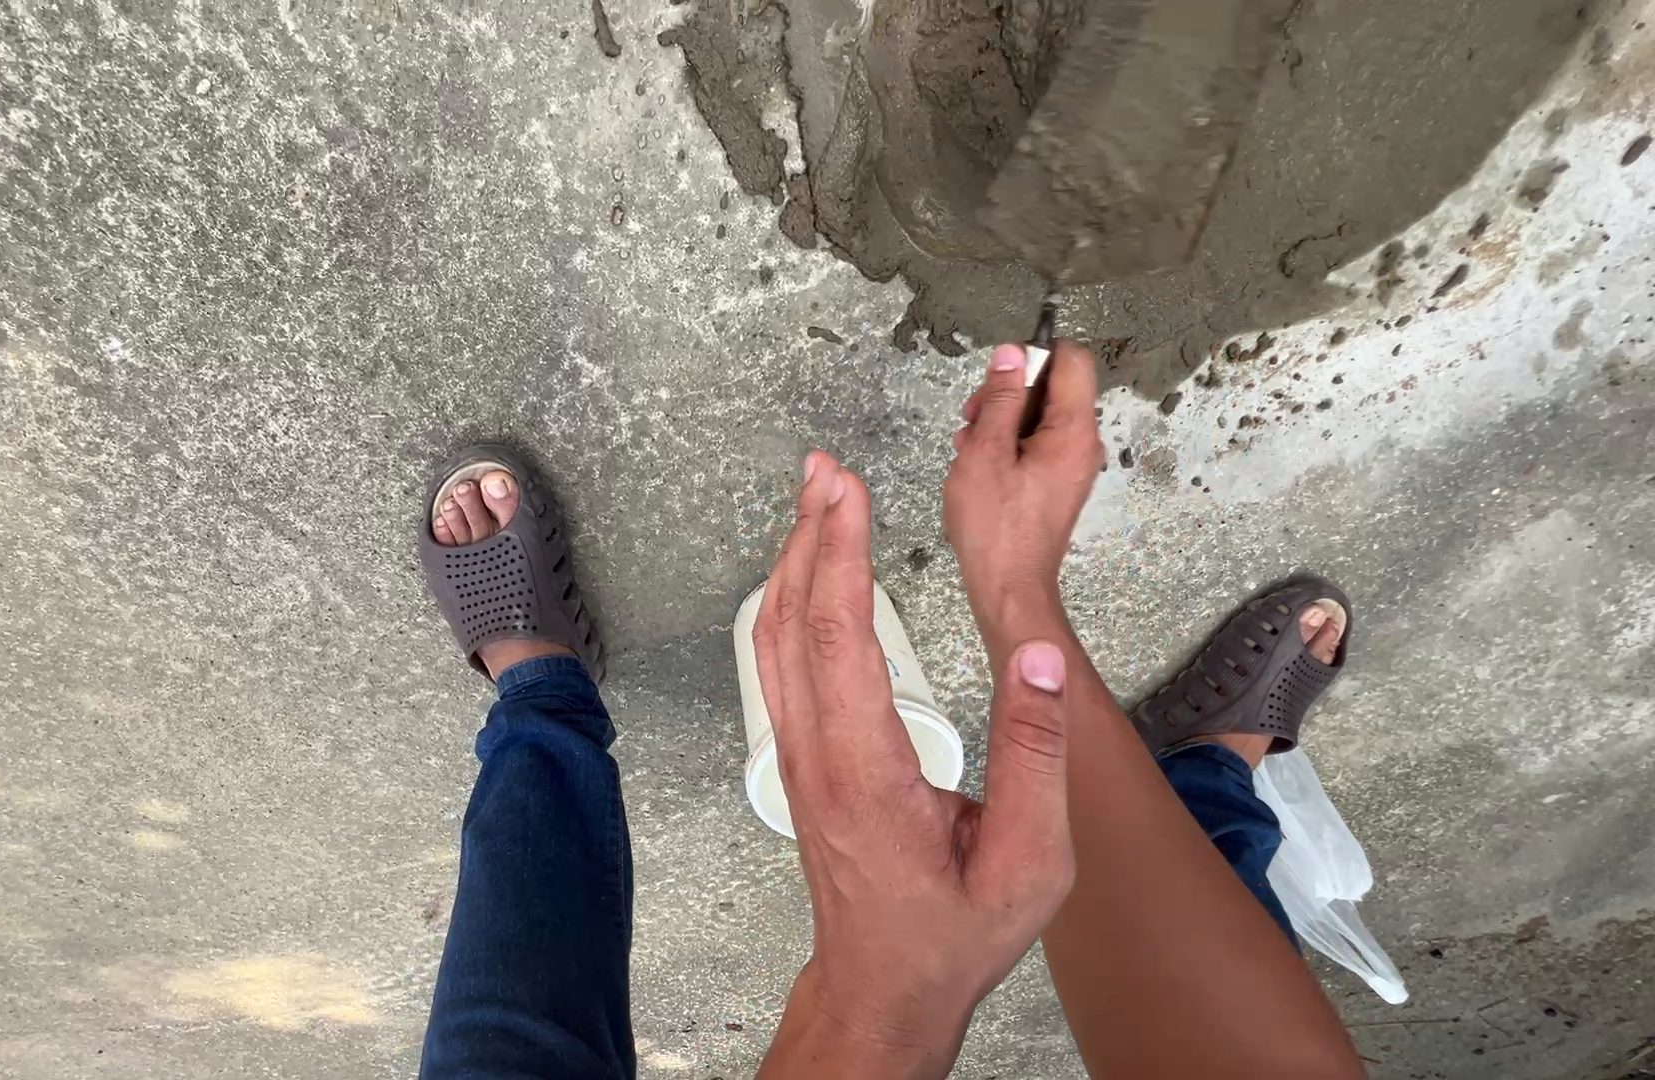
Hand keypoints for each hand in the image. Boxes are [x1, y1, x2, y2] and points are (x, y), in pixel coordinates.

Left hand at [754, 452, 1074, 1078]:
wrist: (880, 982)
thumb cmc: (954, 931)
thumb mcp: (1030, 863)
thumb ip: (1035, 757)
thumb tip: (1034, 657)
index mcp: (865, 768)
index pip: (840, 636)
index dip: (838, 552)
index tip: (845, 488)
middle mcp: (813, 748)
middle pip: (793, 619)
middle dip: (808, 534)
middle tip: (823, 469)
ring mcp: (793, 749)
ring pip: (774, 635)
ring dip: (791, 560)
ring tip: (814, 500)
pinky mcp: (794, 751)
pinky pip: (777, 659)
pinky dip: (786, 599)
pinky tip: (804, 570)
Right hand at [944, 341, 1103, 637]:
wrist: (1008, 584)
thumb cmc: (994, 525)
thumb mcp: (985, 451)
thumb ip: (999, 399)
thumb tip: (1011, 354)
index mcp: (1073, 431)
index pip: (1072, 360)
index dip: (1033, 355)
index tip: (996, 376)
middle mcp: (1082, 445)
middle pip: (1053, 389)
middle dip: (1008, 394)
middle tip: (971, 417)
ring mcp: (1070, 467)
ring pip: (1039, 420)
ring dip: (1000, 422)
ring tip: (968, 447)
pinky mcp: (1056, 486)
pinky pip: (1035, 447)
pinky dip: (1006, 446)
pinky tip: (978, 466)